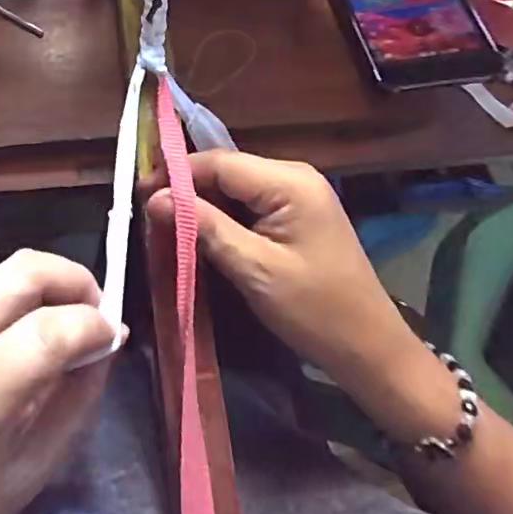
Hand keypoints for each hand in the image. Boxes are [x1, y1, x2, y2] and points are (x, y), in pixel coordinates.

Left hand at [0, 249, 119, 513]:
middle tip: (97, 307)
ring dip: (48, 287)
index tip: (114, 331)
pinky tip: (20, 333)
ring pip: (8, 272)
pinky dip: (19, 300)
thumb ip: (80, 392)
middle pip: (22, 273)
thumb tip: (112, 333)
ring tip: (64, 322)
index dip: (90, 323)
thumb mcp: (40, 463)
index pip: (43, 333)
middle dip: (73, 278)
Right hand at [144, 151, 436, 432]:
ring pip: (233, 186)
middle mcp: (294, 175)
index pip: (218, 162)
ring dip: (202, 203)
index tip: (140, 194)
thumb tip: (155, 198)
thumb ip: (203, 227)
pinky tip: (200, 232)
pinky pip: (248, 202)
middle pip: (225, 170)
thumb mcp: (253, 269)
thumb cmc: (315, 311)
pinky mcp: (296, 212)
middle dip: (186, 188)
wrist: (372, 351)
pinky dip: (222, 215)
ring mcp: (297, 193)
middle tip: (149, 213)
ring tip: (167, 223)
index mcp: (289, 182)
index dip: (176, 173)